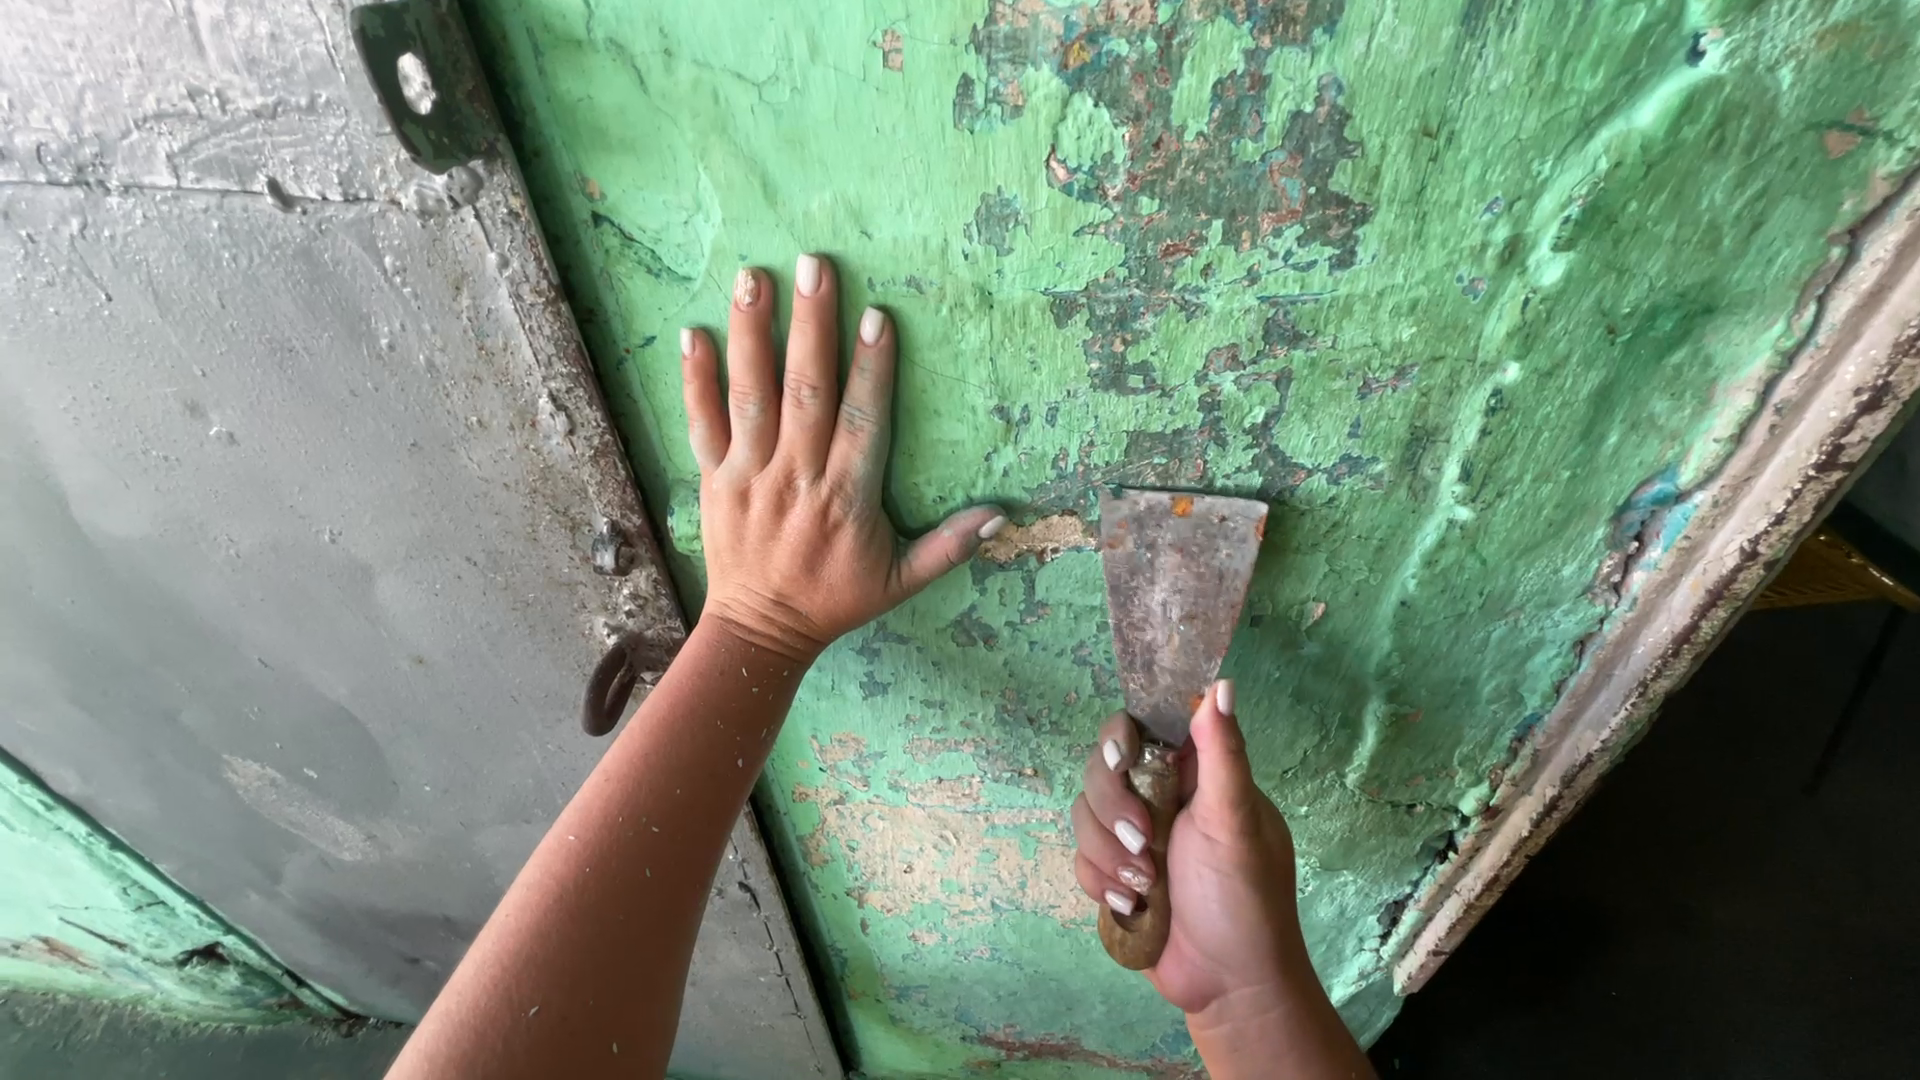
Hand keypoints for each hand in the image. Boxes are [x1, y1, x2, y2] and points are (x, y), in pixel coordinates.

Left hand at [680, 256, 1004, 661]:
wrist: (760, 630)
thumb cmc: (835, 601)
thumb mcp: (901, 581)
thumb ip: (949, 547)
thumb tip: (1003, 514)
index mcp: (846, 499)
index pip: (862, 423)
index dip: (872, 370)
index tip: (876, 317)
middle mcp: (796, 479)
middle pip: (806, 394)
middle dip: (810, 328)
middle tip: (813, 267)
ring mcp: (749, 476)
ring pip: (752, 397)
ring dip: (751, 336)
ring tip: (753, 278)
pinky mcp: (714, 481)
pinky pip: (703, 424)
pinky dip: (696, 380)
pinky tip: (692, 333)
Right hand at [1072, 682, 1313, 1014]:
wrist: (1228, 986)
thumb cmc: (1244, 896)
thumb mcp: (1235, 821)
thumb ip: (1222, 753)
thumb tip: (1222, 683)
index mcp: (1187, 774)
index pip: (1136, 728)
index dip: (1118, 739)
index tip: (1120, 762)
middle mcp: (1154, 795)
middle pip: (1099, 770)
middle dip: (1114, 810)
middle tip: (1146, 843)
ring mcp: (1129, 835)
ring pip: (1083, 814)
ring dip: (1109, 854)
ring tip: (1145, 887)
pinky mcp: (1111, 872)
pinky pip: (1080, 858)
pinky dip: (1101, 884)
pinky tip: (1133, 908)